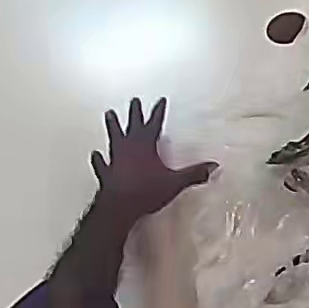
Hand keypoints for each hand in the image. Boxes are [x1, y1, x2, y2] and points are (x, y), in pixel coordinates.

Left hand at [90, 97, 215, 223]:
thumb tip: (214, 166)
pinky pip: (102, 163)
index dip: (158, 112)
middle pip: (133, 125)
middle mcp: (129, 147)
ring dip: (112, 126)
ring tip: (109, 114)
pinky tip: (95, 154)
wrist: (119, 207)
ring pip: (114, 137)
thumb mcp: (175, 182)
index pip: (154, 124)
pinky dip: (99, 159)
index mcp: (145, 145)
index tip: (160, 100)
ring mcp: (115, 159)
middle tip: (134, 100)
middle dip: (135, 113)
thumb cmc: (146, 192)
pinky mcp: (106, 172)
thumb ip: (194, 173)